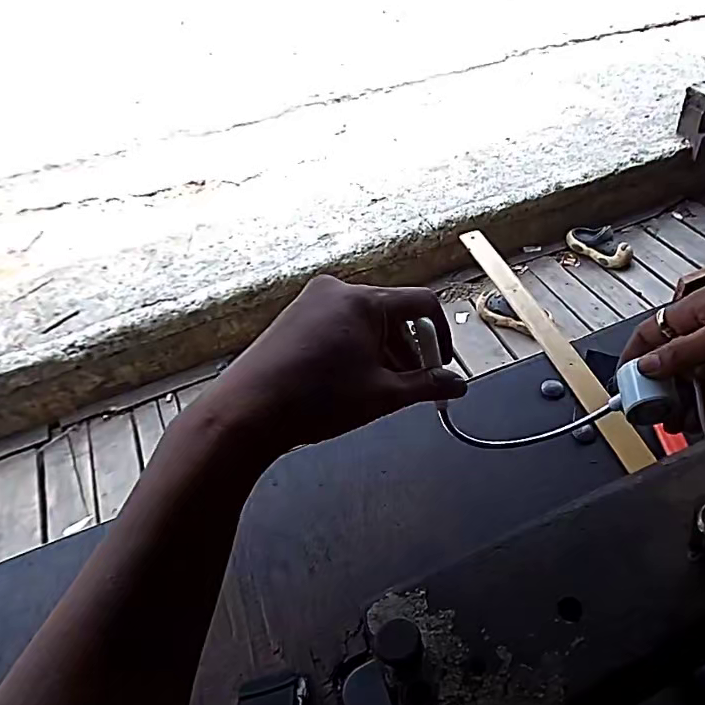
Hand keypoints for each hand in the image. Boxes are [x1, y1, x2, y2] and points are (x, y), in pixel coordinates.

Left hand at [198, 276, 467, 456]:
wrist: (247, 413)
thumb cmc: (314, 400)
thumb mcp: (384, 395)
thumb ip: (428, 386)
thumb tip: (457, 385)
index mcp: (362, 300)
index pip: (422, 304)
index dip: (441, 337)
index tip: (441, 366)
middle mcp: (336, 291)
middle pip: (394, 314)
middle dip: (410, 351)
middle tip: (415, 386)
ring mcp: (312, 302)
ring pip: (367, 322)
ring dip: (385, 353)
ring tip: (383, 390)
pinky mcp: (296, 318)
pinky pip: (342, 326)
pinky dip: (358, 350)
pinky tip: (355, 381)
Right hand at [619, 259, 704, 424]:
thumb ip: (688, 352)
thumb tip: (647, 367)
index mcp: (698, 310)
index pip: (652, 333)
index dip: (633, 357)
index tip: (622, 386)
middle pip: (669, 361)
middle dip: (656, 388)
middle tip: (649, 416)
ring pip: (692, 380)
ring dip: (680, 402)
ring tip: (673, 427)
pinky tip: (699, 423)